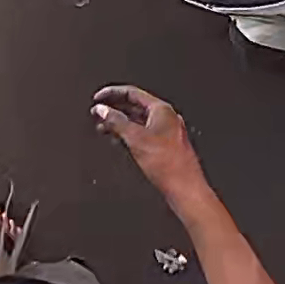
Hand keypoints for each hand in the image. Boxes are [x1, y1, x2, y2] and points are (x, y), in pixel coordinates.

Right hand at [92, 85, 210, 206]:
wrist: (186, 190)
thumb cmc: (169, 165)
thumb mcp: (135, 138)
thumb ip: (116, 121)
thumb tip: (103, 110)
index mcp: (161, 110)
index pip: (132, 93)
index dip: (112, 93)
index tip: (98, 98)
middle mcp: (166, 118)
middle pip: (134, 106)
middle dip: (114, 109)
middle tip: (98, 112)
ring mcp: (166, 132)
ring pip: (137, 121)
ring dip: (119, 122)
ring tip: (103, 126)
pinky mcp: (165, 146)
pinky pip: (142, 133)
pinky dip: (128, 134)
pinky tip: (118, 140)